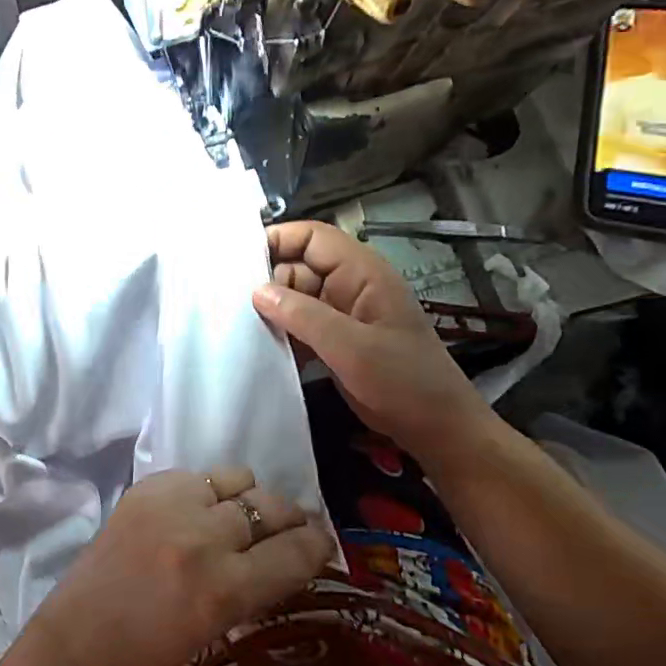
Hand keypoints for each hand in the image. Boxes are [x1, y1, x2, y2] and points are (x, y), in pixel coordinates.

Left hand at [28, 467, 333, 665]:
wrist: (88, 629)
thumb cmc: (158, 644)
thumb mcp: (222, 624)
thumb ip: (260, 583)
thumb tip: (297, 551)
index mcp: (226, 588)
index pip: (294, 552)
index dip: (317, 545)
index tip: (321, 541)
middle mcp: (205, 538)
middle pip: (272, 507)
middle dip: (290, 518)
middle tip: (289, 526)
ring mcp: (174, 505)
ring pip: (240, 478)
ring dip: (249, 497)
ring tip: (240, 513)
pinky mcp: (149, 486)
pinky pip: (200, 474)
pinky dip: (208, 490)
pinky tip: (198, 510)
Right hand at [252, 220, 496, 457]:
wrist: (435, 428)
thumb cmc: (403, 380)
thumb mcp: (352, 347)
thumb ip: (303, 316)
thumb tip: (256, 291)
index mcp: (362, 273)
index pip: (313, 238)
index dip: (277, 240)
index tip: (236, 260)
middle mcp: (349, 286)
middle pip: (297, 267)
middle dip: (267, 282)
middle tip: (229, 304)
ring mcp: (340, 315)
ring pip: (294, 299)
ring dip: (270, 311)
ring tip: (236, 325)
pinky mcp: (333, 341)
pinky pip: (298, 326)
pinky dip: (280, 333)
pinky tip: (256, 347)